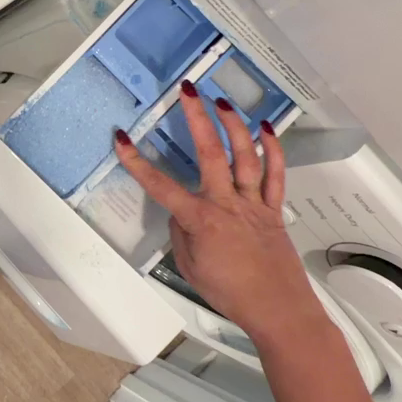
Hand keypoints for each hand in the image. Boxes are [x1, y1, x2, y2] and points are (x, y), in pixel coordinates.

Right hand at [112, 83, 326, 341]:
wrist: (279, 309)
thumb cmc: (230, 293)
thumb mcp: (189, 266)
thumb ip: (181, 234)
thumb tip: (181, 212)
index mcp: (201, 221)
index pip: (161, 186)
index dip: (137, 162)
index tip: (122, 140)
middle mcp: (228, 205)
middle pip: (210, 153)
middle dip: (196, 118)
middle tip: (187, 91)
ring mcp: (253, 204)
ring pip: (245, 156)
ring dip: (233, 125)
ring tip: (221, 102)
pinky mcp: (273, 209)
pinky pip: (275, 174)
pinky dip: (272, 149)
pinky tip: (265, 129)